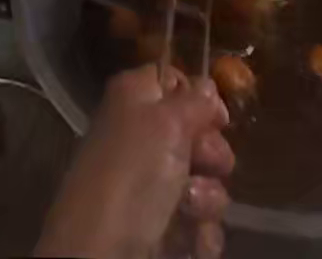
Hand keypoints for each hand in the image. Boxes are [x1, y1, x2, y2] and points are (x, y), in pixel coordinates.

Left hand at [34, 64, 234, 258]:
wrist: (104, 247)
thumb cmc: (132, 171)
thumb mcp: (165, 123)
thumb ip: (192, 101)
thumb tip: (207, 86)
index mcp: (136, 98)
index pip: (173, 79)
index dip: (199, 97)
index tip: (217, 118)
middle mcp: (144, 133)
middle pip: (200, 135)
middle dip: (211, 156)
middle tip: (198, 163)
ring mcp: (155, 181)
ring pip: (208, 183)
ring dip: (206, 199)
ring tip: (185, 206)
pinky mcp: (165, 224)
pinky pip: (202, 224)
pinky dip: (199, 233)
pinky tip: (186, 238)